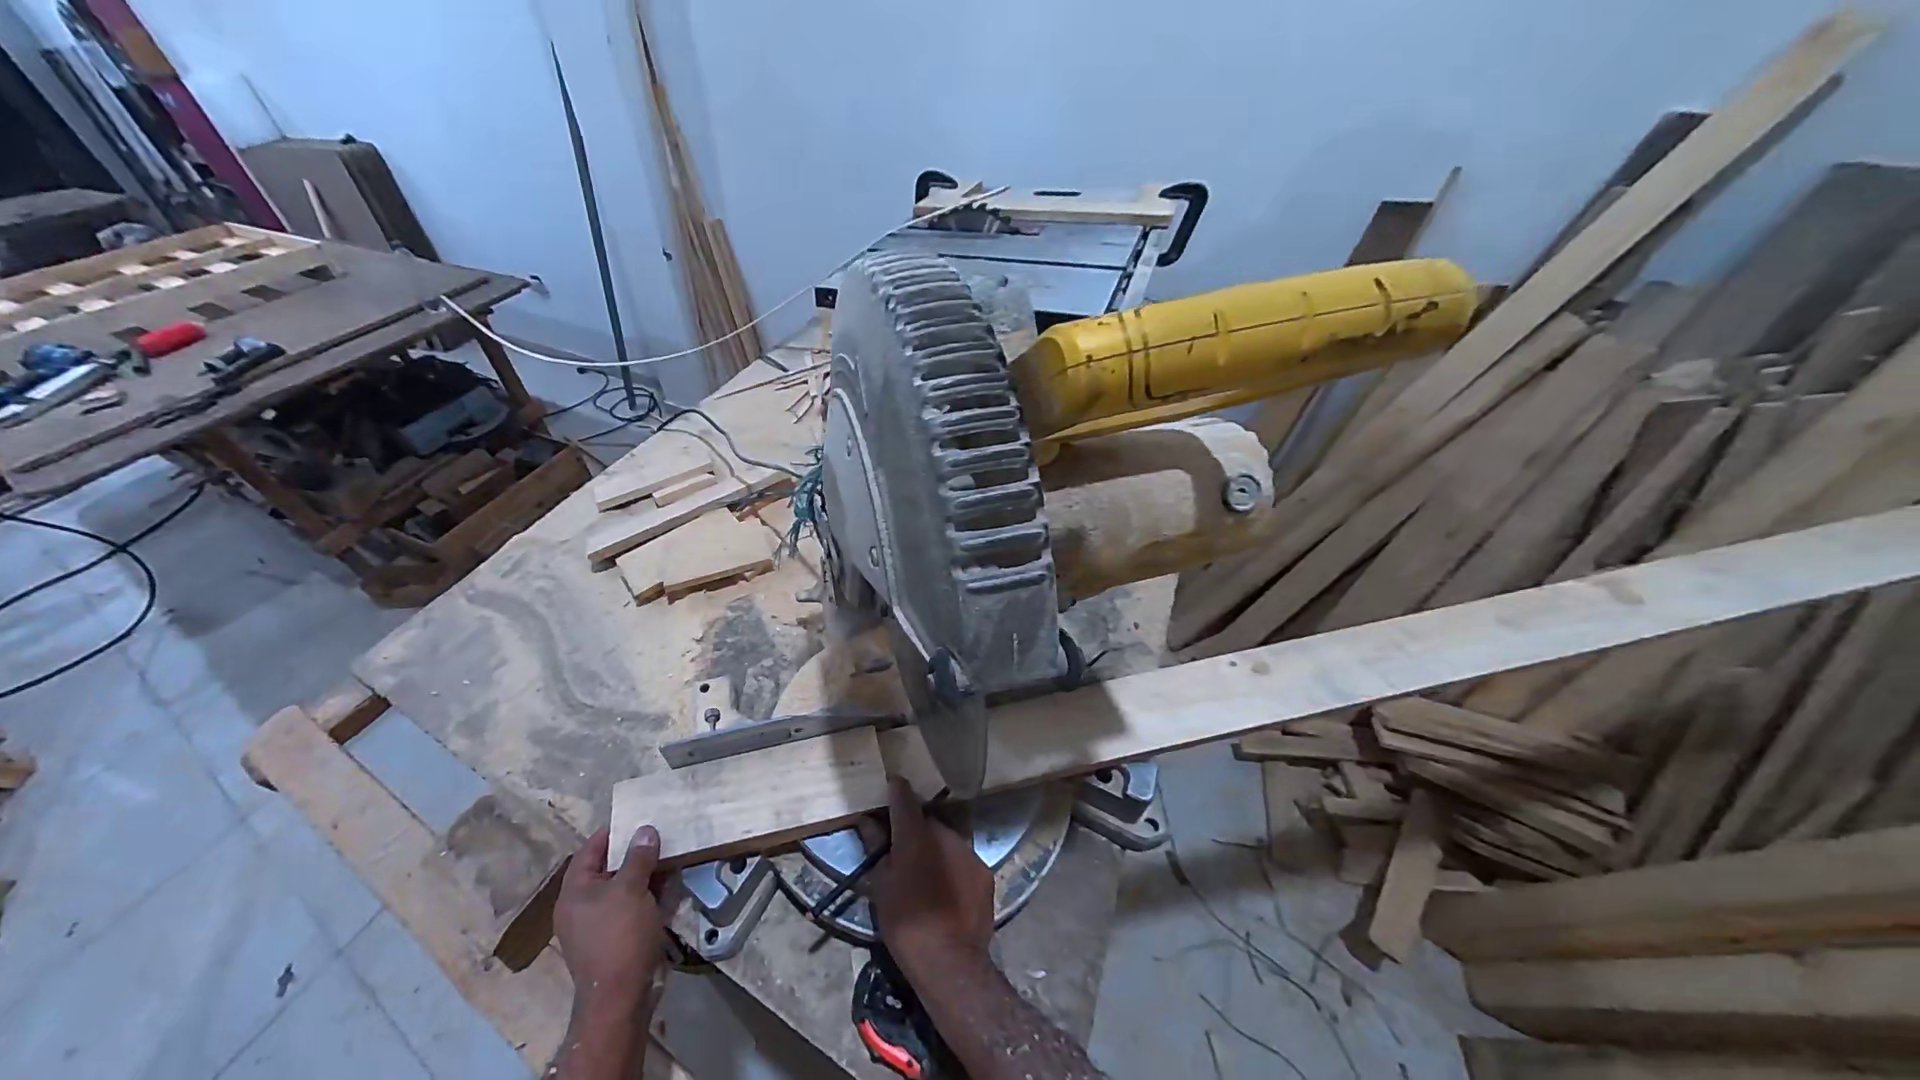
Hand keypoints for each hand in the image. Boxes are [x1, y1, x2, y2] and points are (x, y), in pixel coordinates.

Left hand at [554, 826, 666, 1011]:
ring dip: (649, 872)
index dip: (613, 831)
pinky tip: (674, 883)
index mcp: (575, 892)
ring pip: (627, 887)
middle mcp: (584, 905)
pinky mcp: (620, 937)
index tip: (638, 815)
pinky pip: (636, 906)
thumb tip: (646, 830)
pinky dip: (653, 893)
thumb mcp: (630, 889)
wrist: (620, 996)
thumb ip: (638, 857)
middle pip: (610, 867)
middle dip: (637, 851)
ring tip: (674, 852)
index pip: (590, 850)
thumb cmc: (619, 936)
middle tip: (663, 831)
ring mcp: (602, 923)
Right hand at [864, 777, 994, 977]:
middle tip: (903, 843)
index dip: (896, 790)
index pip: (904, 798)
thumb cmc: (906, 922)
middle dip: (916, 827)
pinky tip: (946, 885)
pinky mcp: (984, 872)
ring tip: (925, 869)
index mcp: (916, 836)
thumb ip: (877, 849)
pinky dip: (953, 864)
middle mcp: (946, 835)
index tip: (891, 784)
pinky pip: (963, 859)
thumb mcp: (880, 886)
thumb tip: (869, 822)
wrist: (950, 960)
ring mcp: (969, 853)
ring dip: (936, 846)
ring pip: (948, 839)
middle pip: (928, 821)